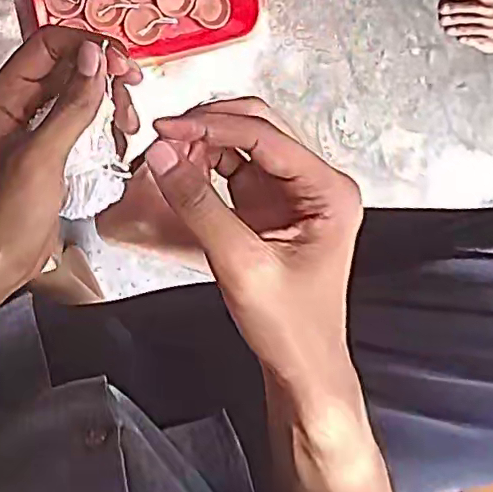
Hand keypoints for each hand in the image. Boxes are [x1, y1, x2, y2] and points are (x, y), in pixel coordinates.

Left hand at [0, 27, 140, 296]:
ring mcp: (39, 121)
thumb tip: (94, 58)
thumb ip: (71, 105)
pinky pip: (87, 114)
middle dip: (103, 72)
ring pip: (83, 88)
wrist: (3, 260)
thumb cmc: (6, 215)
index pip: (47, 44)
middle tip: (130, 85)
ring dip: (110, 99)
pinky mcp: (56, 141)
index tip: (117, 57)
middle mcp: (20, 102)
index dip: (84, 44)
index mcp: (4, 95)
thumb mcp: (42, 156)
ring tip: (125, 121)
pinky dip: (107, 121)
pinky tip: (116, 138)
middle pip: (69, 63)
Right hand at [142, 102, 362, 389]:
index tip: (169, 128)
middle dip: (207, 124)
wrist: (300, 366)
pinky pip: (230, 162)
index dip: (211, 126)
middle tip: (165, 134)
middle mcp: (313, 182)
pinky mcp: (265, 199)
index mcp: (328, 191)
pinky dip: (202, 158)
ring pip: (241, 138)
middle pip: (255, 125)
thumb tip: (164, 155)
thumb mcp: (241, 264)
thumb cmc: (292, 327)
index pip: (264, 135)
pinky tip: (181, 168)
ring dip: (202, 139)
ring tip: (168, 152)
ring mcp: (289, 188)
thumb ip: (199, 204)